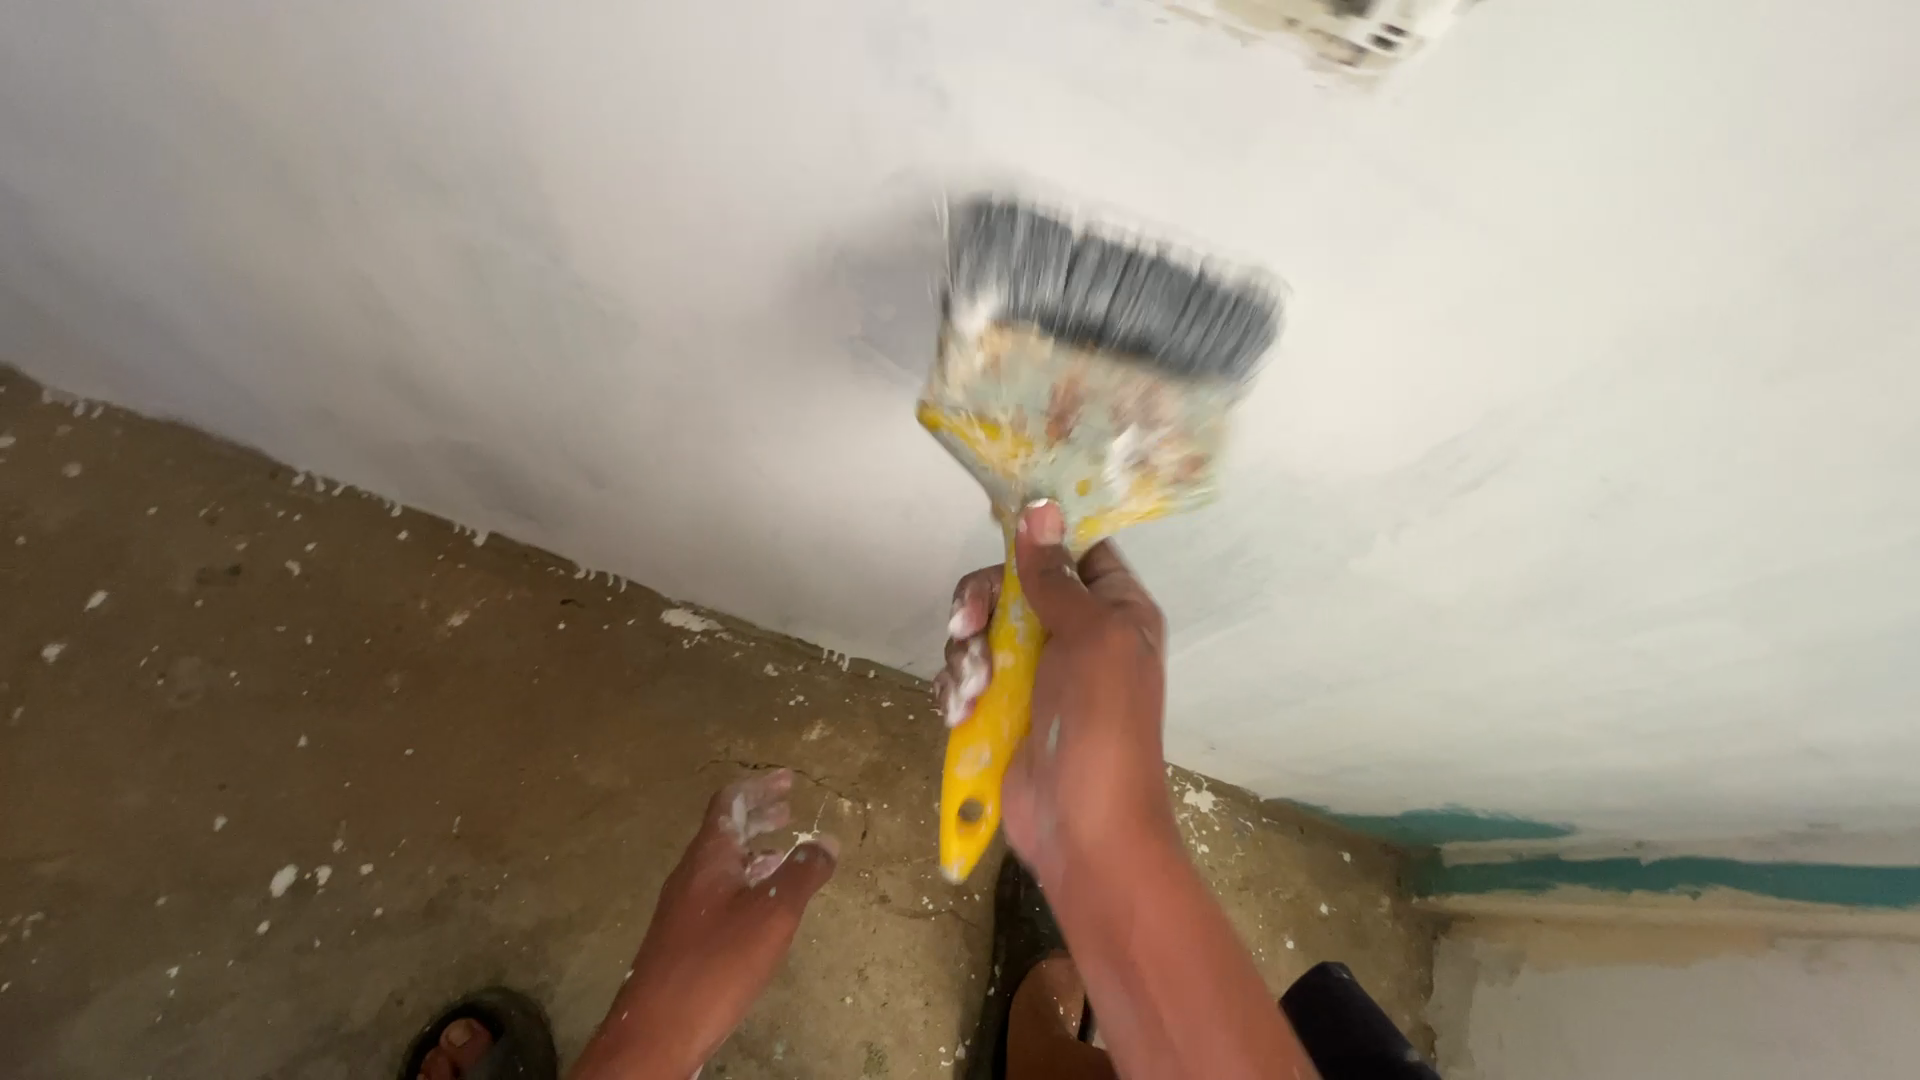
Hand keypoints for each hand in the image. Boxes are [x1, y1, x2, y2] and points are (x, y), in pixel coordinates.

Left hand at [571, 770, 836, 1079]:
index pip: (730, 802)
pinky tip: (763, 903)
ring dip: (755, 848)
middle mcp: (692, 873)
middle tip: (789, 808)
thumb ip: (803, 872)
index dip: (760, 785)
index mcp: (709, 856)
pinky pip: (720, 889)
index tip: (788, 779)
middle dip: (759, 814)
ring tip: (785, 850)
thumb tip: (828, 839)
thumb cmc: (716, 963)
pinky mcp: (683, 937)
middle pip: (725, 829)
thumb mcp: (772, 913)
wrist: (653, 1035)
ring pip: (723, 861)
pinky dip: (747, 880)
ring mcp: (683, 907)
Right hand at [934, 500, 1175, 882]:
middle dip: (983, 603)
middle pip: (1014, 584)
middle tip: (968, 625)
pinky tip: (961, 711)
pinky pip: (966, 673)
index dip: (1039, 537)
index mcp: (1114, 609)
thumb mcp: (1090, 636)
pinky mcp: (1001, 705)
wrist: (1082, 826)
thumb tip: (1040, 507)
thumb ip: (1056, 576)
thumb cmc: (1100, 723)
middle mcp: (1075, 632)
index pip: (1076, 550)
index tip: (997, 531)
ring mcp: (1035, 670)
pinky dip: (957, 687)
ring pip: (982, 629)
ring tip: (972, 690)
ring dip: (966, 654)